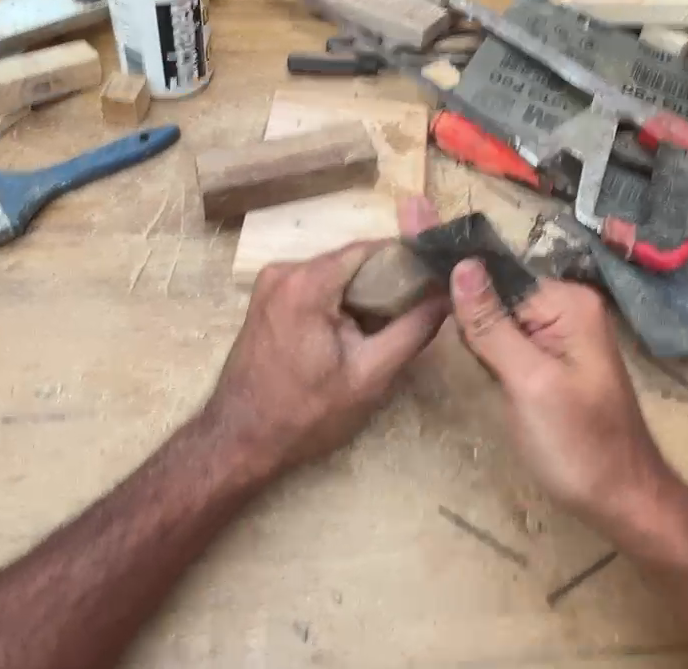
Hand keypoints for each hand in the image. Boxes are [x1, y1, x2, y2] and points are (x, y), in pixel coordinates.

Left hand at [203, 203, 450, 477]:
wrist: (240, 441)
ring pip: (335, 272)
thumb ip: (413, 329)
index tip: (436, 275)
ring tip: (392, 319)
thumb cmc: (306, 413)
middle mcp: (284, 269)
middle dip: (386, 277)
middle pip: (351, 258)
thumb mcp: (370, 375)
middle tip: (419, 304)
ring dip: (363, 290)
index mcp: (307, 281)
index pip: (369, 247)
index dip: (406, 257)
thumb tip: (448, 296)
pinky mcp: (267, 297)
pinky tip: (357, 327)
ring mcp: (271, 282)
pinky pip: (315, 285)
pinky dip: (339, 299)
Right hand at [441, 220, 675, 541]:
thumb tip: (460, 263)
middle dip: (469, 317)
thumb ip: (491, 324)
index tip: (417, 274)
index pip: (496, 272)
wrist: (623, 502)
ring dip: (477, 338)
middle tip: (469, 359)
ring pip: (496, 317)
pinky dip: (490, 352)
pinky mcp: (551, 357)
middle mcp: (565, 305)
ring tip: (482, 373)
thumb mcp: (528, 382)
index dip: (458, 281)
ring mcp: (560, 332)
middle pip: (494, 291)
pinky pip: (508, 338)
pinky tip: (489, 375)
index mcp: (566, 301)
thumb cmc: (579, 445)